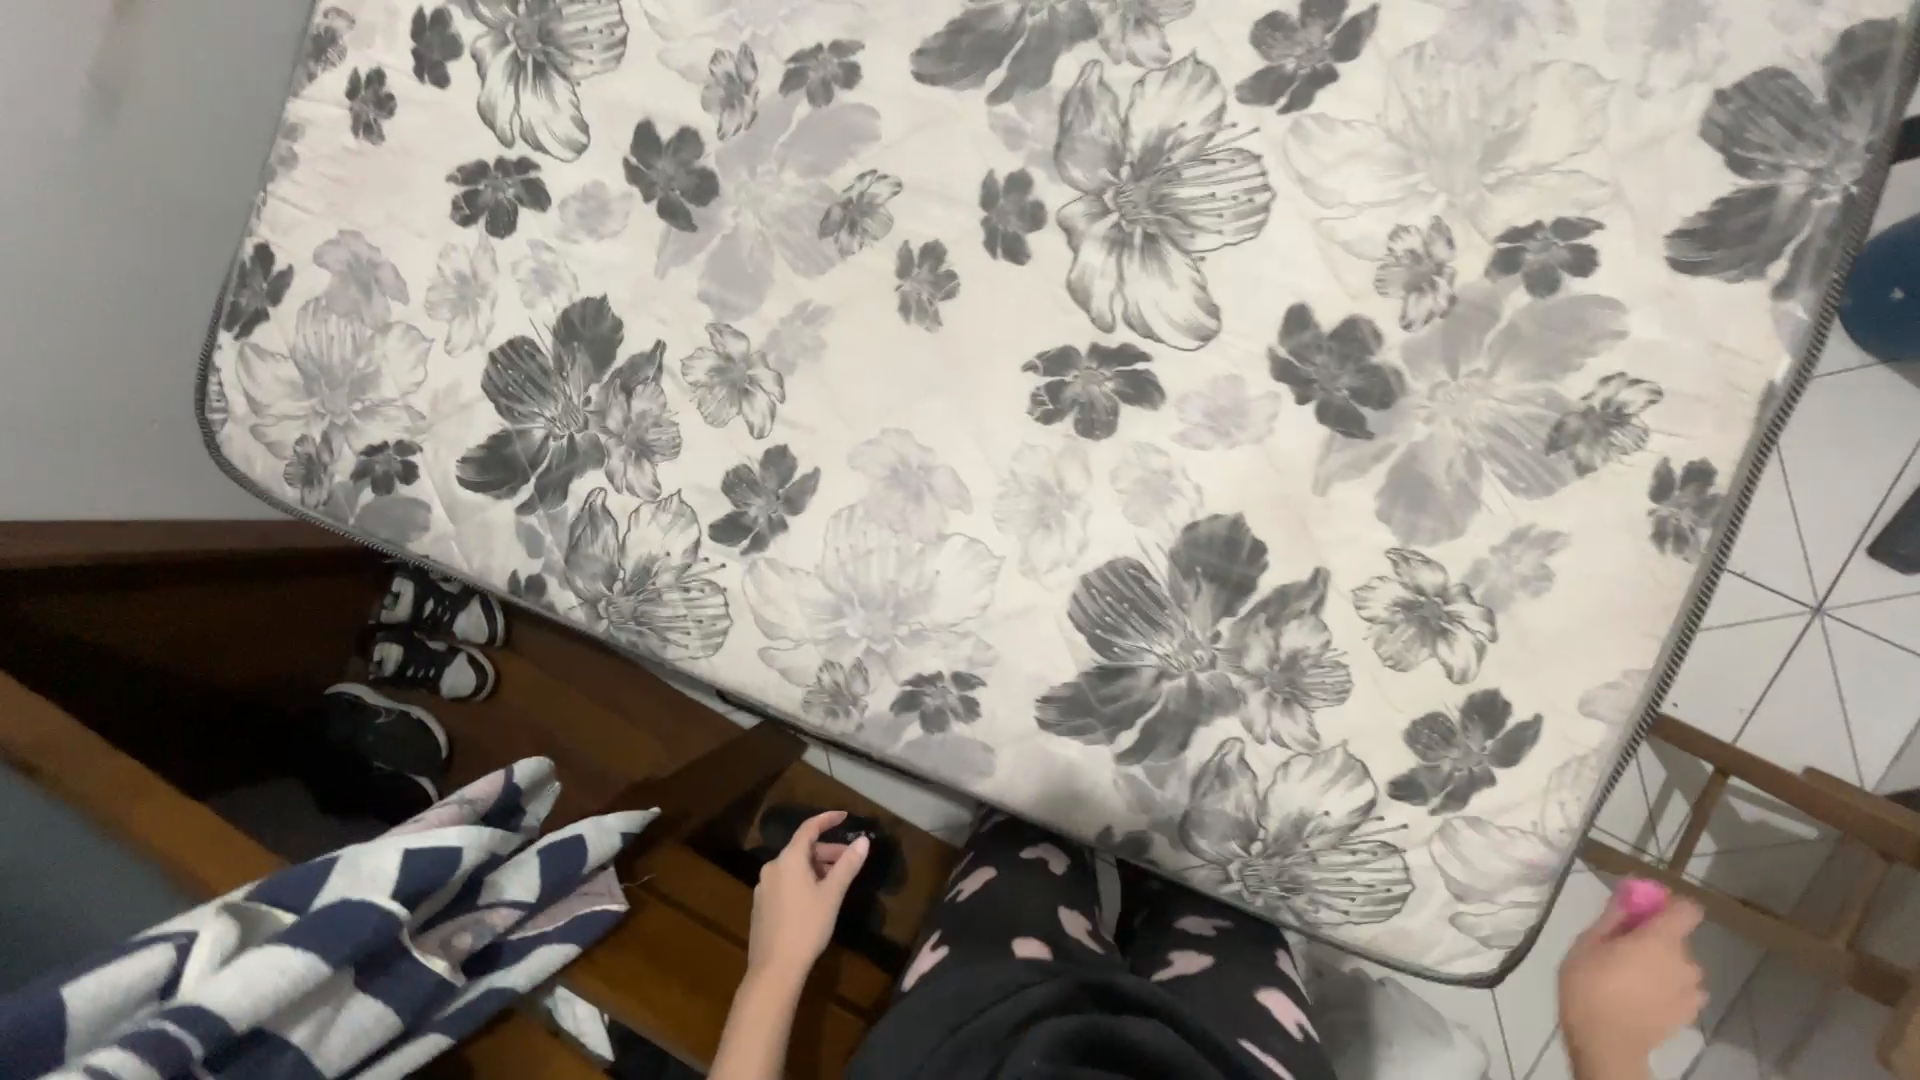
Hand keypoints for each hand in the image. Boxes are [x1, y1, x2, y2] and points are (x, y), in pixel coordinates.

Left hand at [746, 810, 870, 985]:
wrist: (774, 969)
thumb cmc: (807, 926)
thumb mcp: (832, 894)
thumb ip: (848, 865)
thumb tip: (863, 841)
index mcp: (788, 859)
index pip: (809, 828)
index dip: (827, 819)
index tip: (845, 817)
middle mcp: (772, 868)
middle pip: (802, 849)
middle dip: (828, 852)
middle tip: (850, 860)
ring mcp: (763, 887)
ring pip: (794, 868)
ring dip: (816, 868)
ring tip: (837, 881)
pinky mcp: (761, 906)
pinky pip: (786, 882)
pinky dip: (803, 881)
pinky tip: (816, 899)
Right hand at [1559, 895, 1705, 1077]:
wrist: (1606, 1040)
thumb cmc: (1588, 983)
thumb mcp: (1588, 942)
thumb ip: (1614, 917)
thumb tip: (1628, 893)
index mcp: (1660, 941)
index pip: (1687, 910)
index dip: (1669, 904)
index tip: (1644, 907)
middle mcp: (1686, 963)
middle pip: (1676, 938)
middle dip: (1652, 937)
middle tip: (1619, 946)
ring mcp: (1692, 990)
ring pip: (1678, 964)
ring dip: (1659, 962)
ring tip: (1627, 974)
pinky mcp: (1690, 1011)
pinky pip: (1680, 986)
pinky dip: (1664, 983)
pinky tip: (1639, 994)